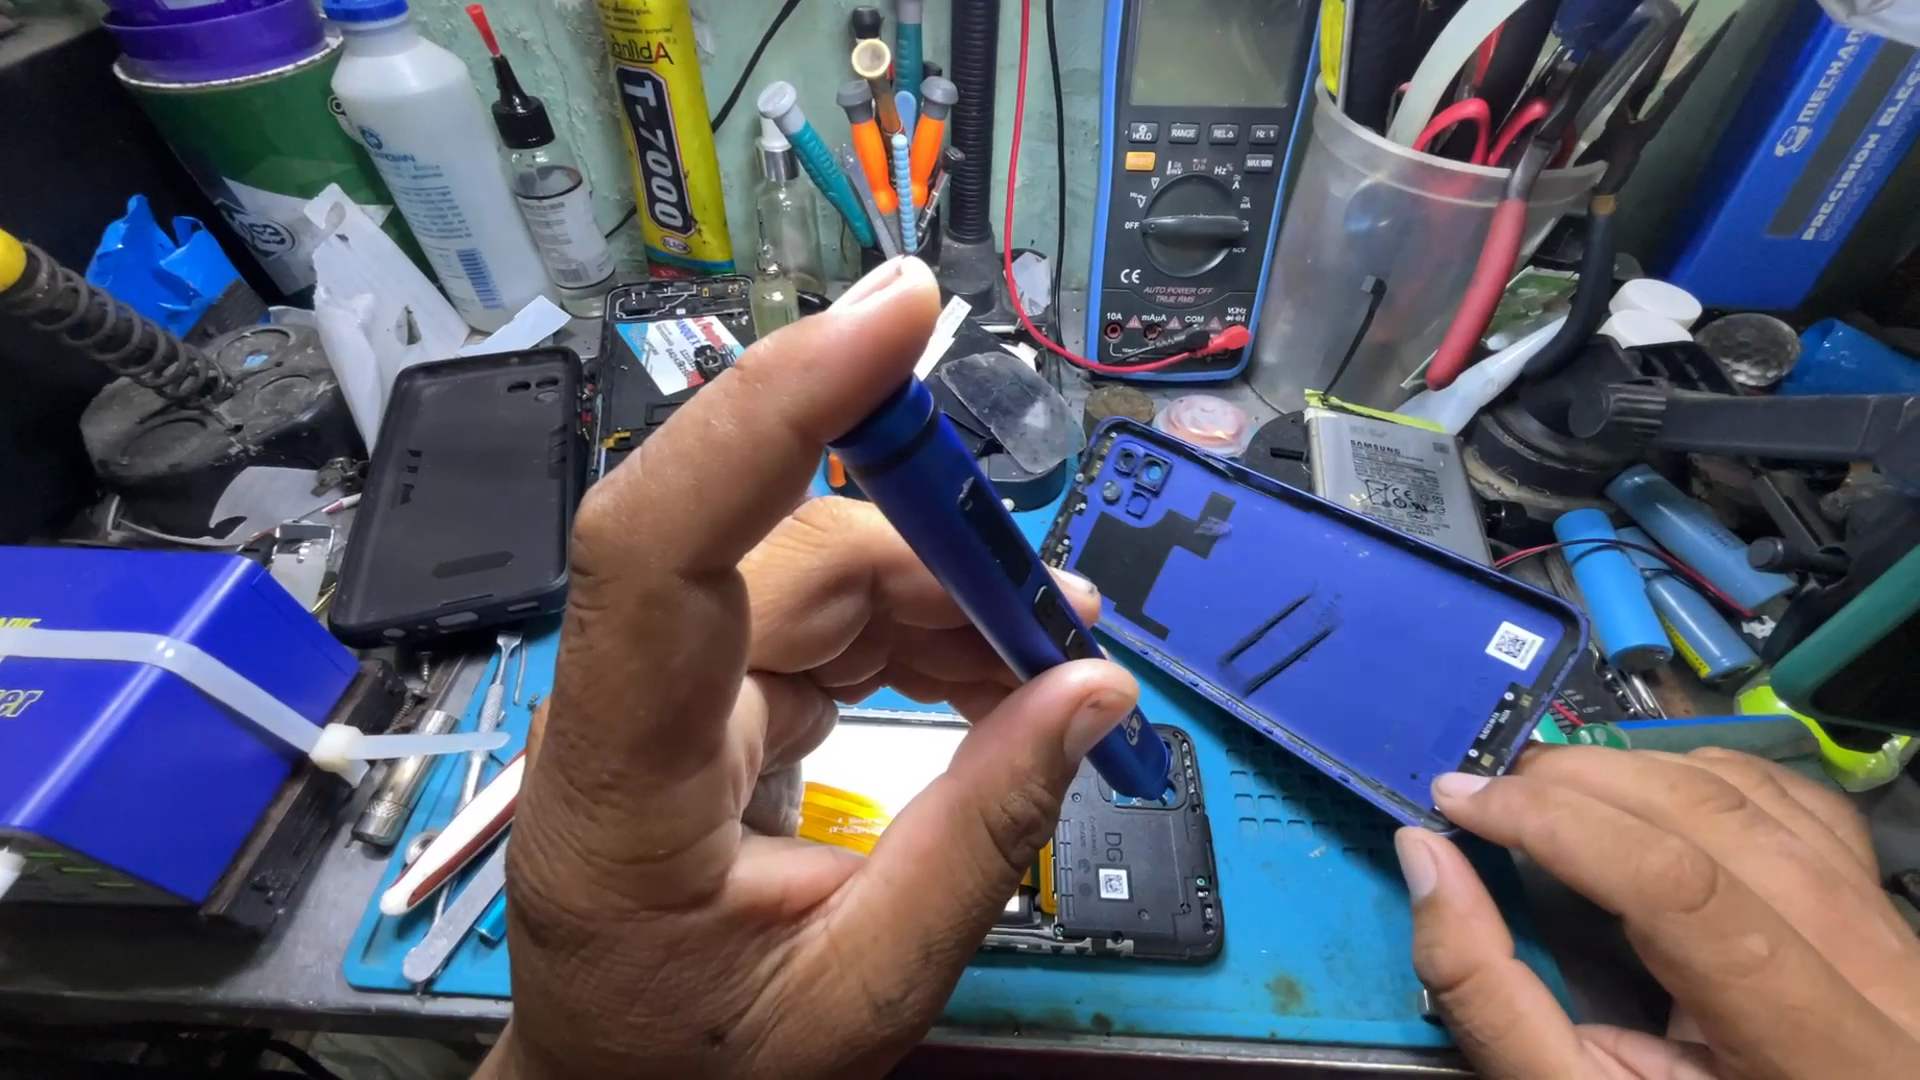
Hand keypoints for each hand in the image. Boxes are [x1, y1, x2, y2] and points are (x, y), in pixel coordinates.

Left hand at [481, 257, 1140, 1079]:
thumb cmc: (705, 1060)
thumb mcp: (863, 985)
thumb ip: (982, 838)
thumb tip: (1092, 693)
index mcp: (624, 777)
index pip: (664, 540)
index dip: (777, 405)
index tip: (894, 321)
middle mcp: (637, 690)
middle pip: (799, 548)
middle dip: (945, 558)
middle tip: (1065, 614)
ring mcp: (683, 672)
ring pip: (834, 565)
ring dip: (953, 599)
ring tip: (1044, 664)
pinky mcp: (729, 675)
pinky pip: (845, 610)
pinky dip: (932, 629)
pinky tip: (990, 677)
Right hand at [1395, 745, 1919, 1077]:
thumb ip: (1481, 987)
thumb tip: (1425, 850)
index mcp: (1822, 1057)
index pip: (1673, 885)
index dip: (1551, 821)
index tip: (1457, 800)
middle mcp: (1893, 984)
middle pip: (1711, 817)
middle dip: (1571, 779)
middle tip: (1483, 788)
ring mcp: (1899, 936)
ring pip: (1751, 792)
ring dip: (1620, 767)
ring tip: (1540, 787)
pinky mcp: (1879, 907)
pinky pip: (1791, 799)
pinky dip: (1691, 772)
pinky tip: (1631, 795)